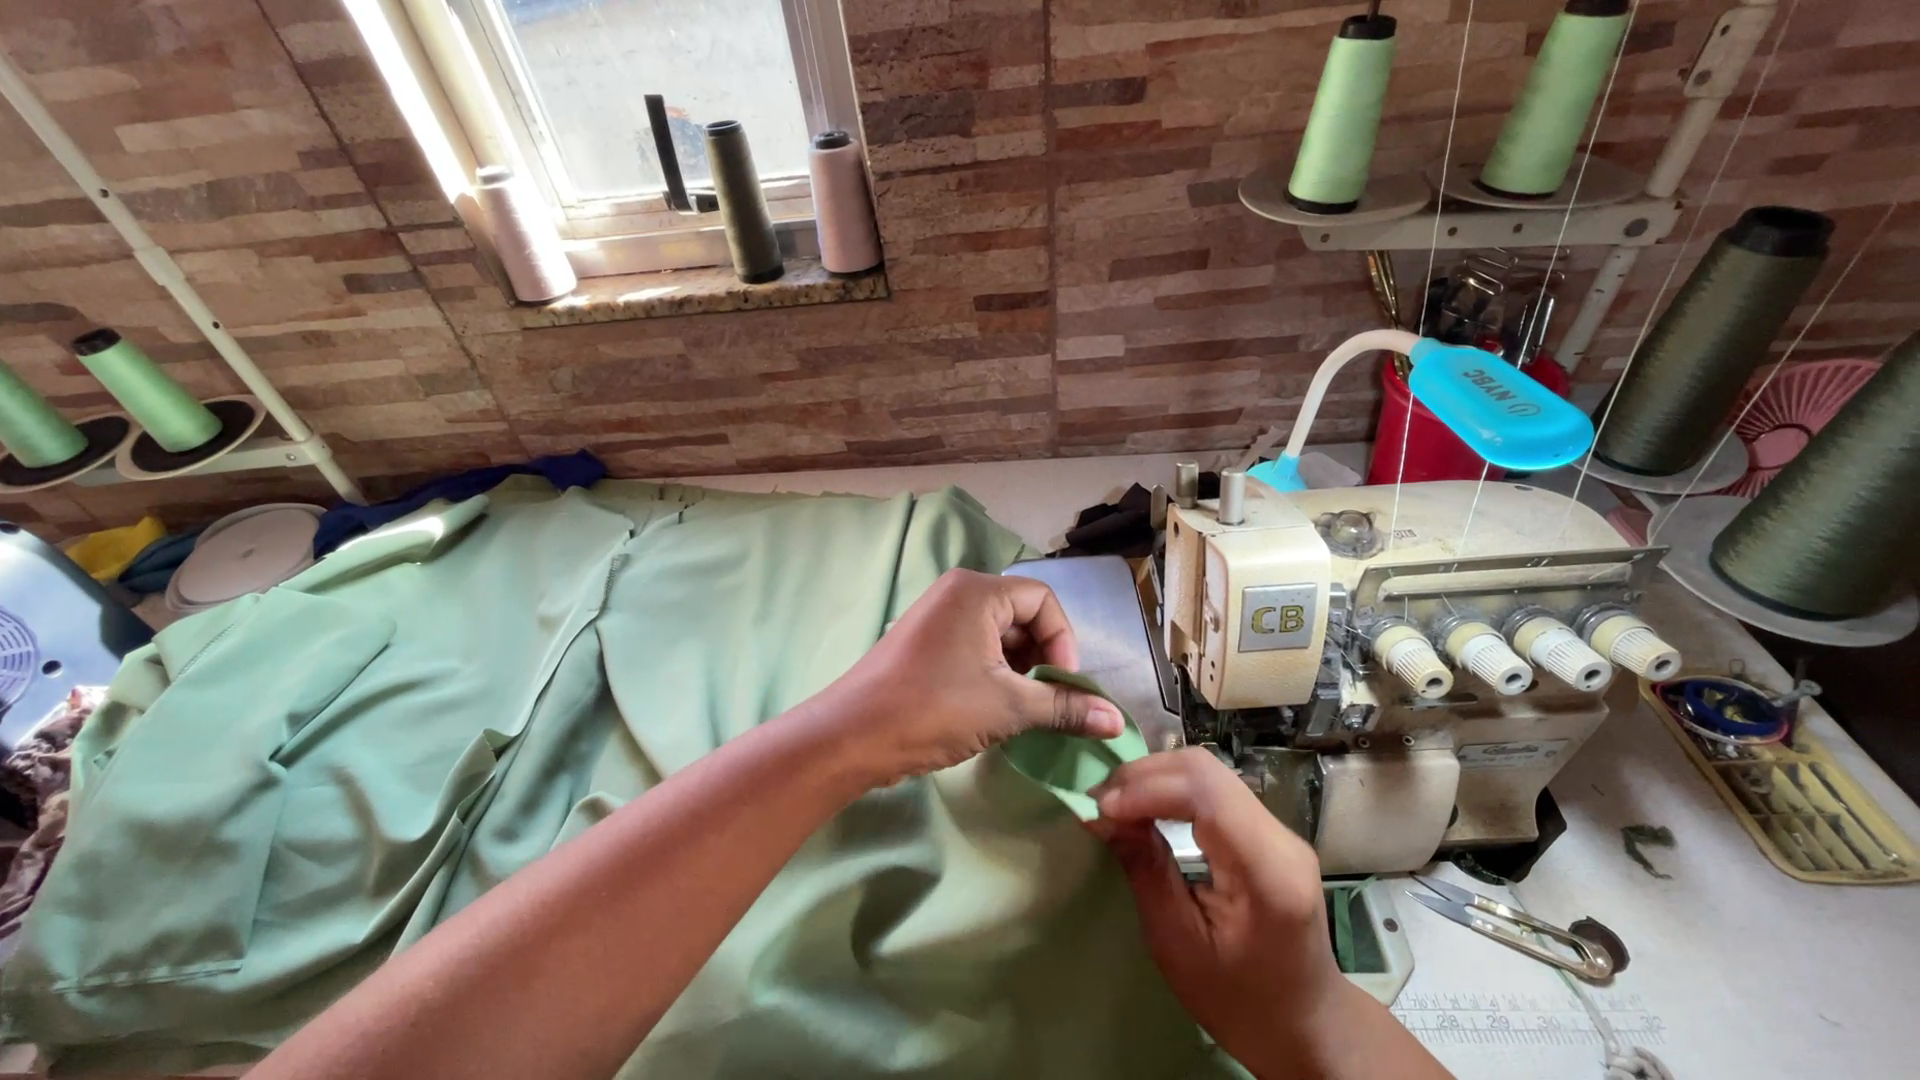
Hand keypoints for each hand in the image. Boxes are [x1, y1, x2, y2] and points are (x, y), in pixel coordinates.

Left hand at [813, 569, 1123, 784]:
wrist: (851, 737)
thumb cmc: (932, 710)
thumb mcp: (1007, 708)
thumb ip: (1064, 708)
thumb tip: (1117, 722)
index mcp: (976, 592)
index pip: (1043, 600)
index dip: (1062, 642)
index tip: (1061, 686)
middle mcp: (956, 595)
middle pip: (1022, 616)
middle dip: (1042, 659)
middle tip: (1044, 702)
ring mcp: (937, 620)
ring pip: (999, 637)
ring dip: (1020, 672)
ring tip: (1022, 711)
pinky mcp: (925, 646)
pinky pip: (975, 650)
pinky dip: (994, 676)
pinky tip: (996, 711)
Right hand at [1089, 749, 1345, 1078]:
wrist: (1304, 1025)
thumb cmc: (1238, 1000)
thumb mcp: (1179, 945)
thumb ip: (1145, 870)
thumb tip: (1102, 814)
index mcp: (1267, 869)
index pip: (1205, 791)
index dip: (1146, 787)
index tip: (1100, 809)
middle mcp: (1280, 836)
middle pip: (1205, 770)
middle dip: (1143, 776)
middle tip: (1099, 804)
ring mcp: (1277, 829)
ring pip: (1207, 772)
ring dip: (1154, 779)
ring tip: (1113, 805)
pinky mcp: (1266, 831)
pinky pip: (1213, 791)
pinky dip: (1170, 790)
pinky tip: (1143, 809)